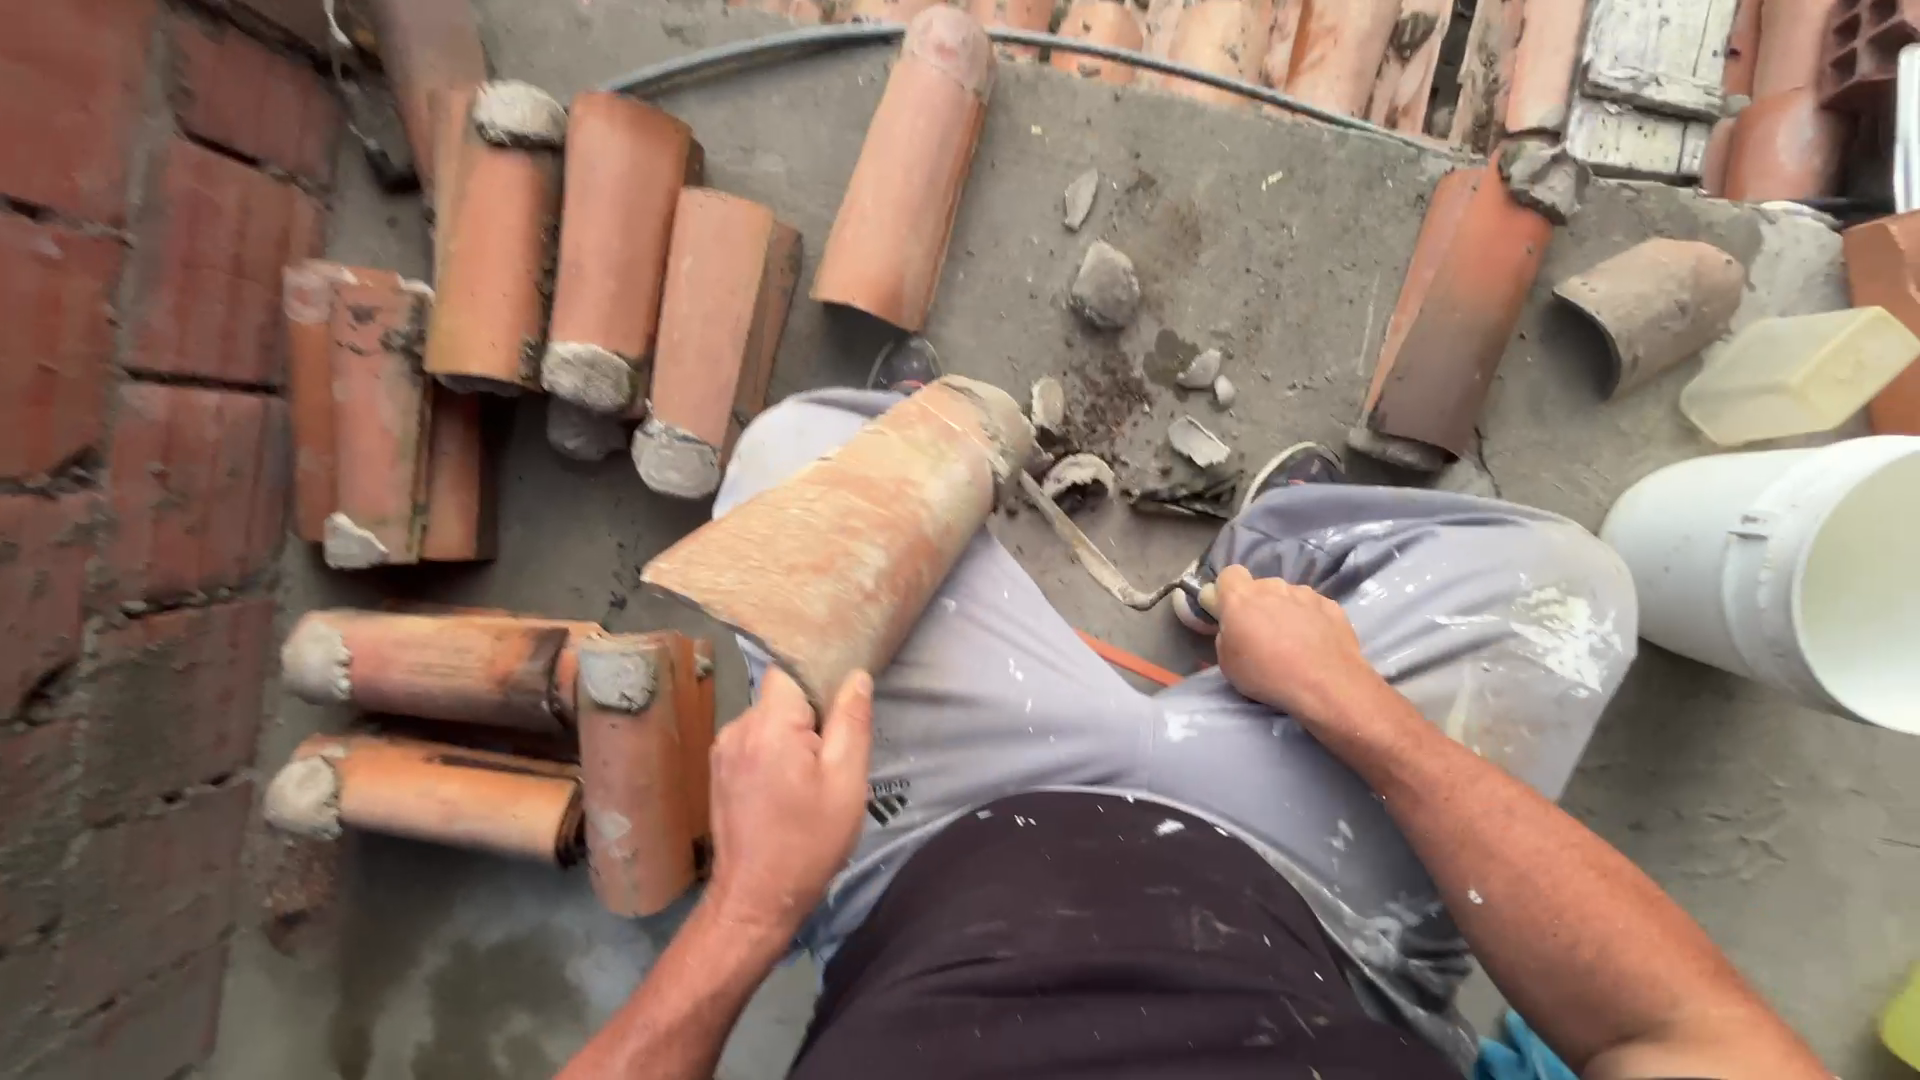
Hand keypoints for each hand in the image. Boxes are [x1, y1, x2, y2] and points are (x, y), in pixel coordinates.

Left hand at [705, 667, 873, 937]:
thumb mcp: (846, 782)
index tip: (839, 708)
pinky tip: (788, 787)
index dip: (818, 681)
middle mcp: (736, 728)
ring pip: (768, 719)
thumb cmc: (808, 842)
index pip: (790, 671)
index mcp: (767, 726)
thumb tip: (857, 676)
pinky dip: (775, 751)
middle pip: (780, 696)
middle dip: (809, 715)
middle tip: (831, 755)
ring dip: (792, 735)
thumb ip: (852, 722)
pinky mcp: (719, 770)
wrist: (755, 900)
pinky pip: (755, 740)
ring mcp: (722, 750)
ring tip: (810, 777)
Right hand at [1212, 565, 1387, 726]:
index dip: (1228, 591)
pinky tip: (1315, 644)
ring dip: (1285, 611)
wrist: (1327, 685)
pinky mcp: (1331, 605)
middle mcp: (1273, 587)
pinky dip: (1310, 619)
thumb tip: (1235, 627)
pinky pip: (1312, 607)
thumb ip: (1226, 634)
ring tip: (1293, 642)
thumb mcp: (1227, 663)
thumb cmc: (1268, 675)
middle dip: (1258, 605)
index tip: (1231, 612)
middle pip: (1261, 587)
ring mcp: (1305, 594)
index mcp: (1241, 597)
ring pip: (1288, 596)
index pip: (1229, 574)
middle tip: (1262, 634)